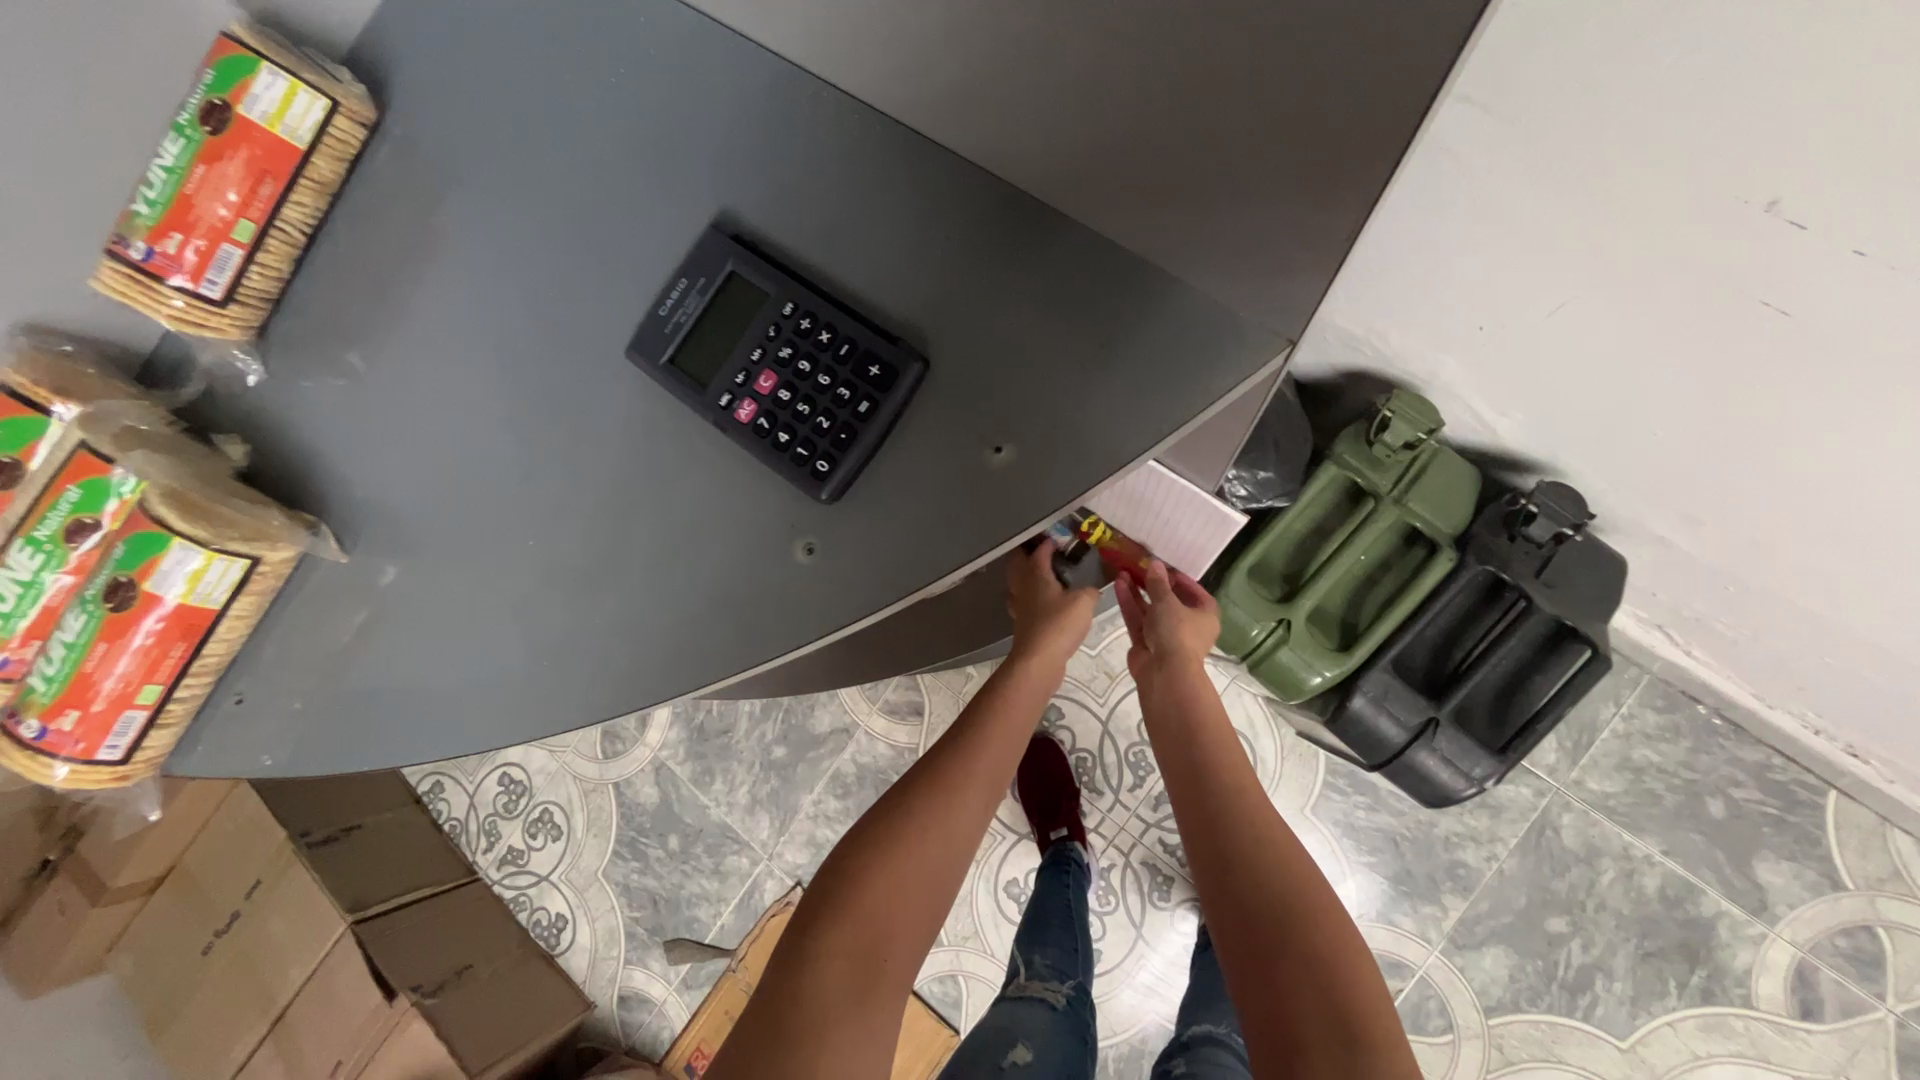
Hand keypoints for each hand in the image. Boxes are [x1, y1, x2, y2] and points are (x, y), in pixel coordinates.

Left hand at [1006, 540, 1098, 671]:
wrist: (1038, 659)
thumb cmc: (1059, 624)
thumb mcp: (1084, 602)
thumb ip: (1090, 591)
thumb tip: (1093, 590)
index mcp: (1036, 574)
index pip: (1039, 551)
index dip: (1048, 542)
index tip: (1058, 538)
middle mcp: (1023, 586)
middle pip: (1018, 563)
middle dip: (1027, 554)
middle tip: (1043, 551)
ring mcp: (1019, 605)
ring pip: (1017, 582)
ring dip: (1025, 575)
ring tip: (1042, 574)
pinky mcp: (1021, 622)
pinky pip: (1022, 602)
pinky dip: (1029, 596)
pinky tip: (1041, 602)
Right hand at [1115, 559, 1219, 690]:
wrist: (1164, 672)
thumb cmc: (1177, 632)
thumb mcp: (1168, 602)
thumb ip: (1159, 583)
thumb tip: (1155, 563)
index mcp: (1205, 616)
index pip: (1197, 594)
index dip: (1183, 581)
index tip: (1168, 569)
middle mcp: (1188, 626)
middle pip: (1170, 602)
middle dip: (1154, 585)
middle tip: (1140, 568)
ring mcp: (1166, 636)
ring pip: (1151, 610)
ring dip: (1138, 592)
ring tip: (1123, 573)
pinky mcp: (1146, 644)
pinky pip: (1139, 620)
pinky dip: (1130, 604)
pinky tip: (1119, 585)